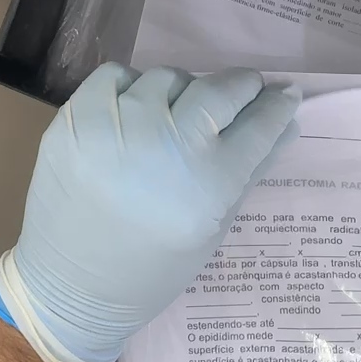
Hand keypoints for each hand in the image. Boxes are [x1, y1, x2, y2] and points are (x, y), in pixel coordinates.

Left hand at [0, 64, 300, 361]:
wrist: (71, 285)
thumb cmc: (152, 267)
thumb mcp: (213, 228)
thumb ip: (252, 169)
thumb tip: (288, 119)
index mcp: (206, 185)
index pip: (258, 125)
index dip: (276, 105)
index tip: (282, 94)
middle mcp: (164, 148)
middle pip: (217, 90)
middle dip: (240, 86)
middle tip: (243, 89)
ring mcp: (114, 128)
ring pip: (167, 78)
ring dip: (180, 91)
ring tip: (176, 114)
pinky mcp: (74, 119)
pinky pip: (115, 75)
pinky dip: (130, 87)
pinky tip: (132, 112)